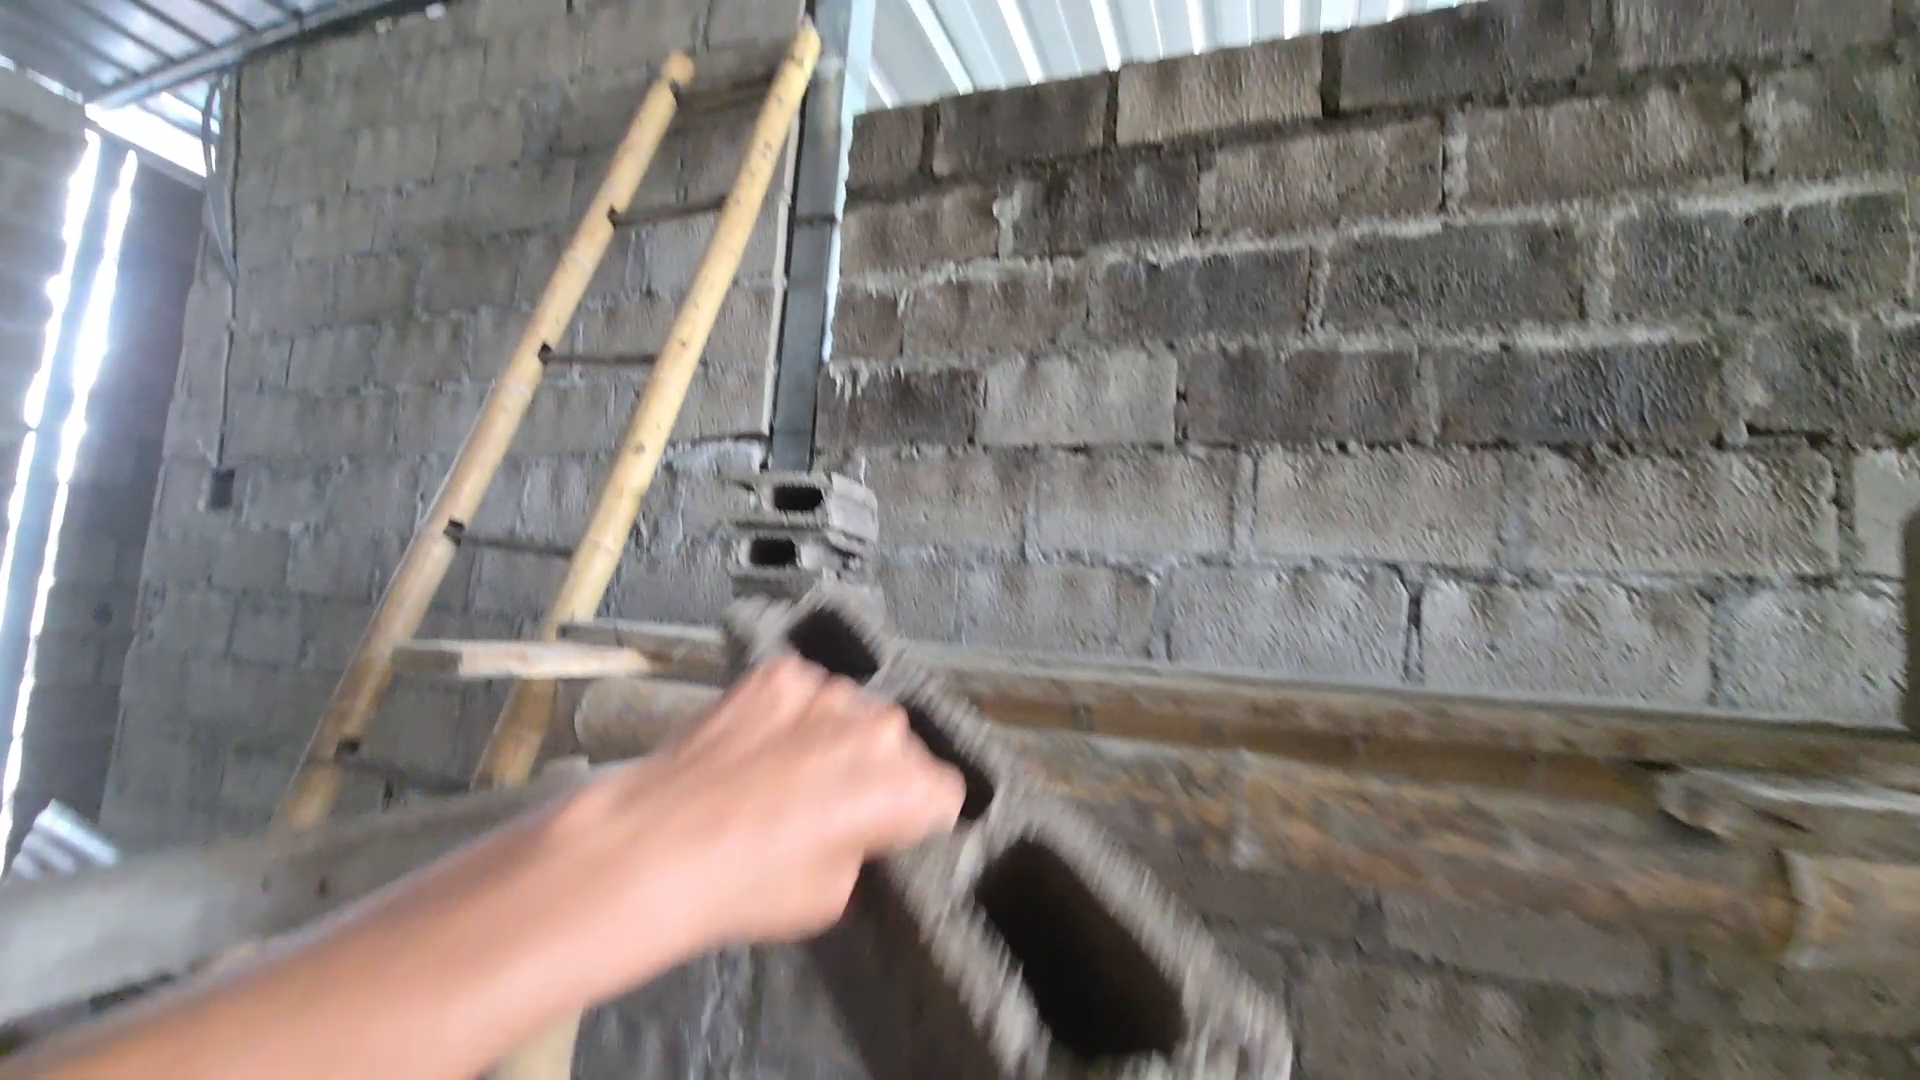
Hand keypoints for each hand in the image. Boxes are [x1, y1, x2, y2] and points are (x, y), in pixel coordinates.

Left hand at [522, 656, 965, 1000]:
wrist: (655, 844)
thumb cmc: (749, 885)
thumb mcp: (833, 894)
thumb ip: (867, 847)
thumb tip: (860, 828)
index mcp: (902, 785)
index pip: (944, 790)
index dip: (918, 814)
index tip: (889, 829)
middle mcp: (876, 727)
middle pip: (899, 745)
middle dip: (878, 770)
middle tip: (834, 803)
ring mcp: (825, 691)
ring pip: (852, 713)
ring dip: (836, 736)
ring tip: (790, 770)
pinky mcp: (779, 674)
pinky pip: (807, 692)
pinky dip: (794, 714)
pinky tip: (762, 743)